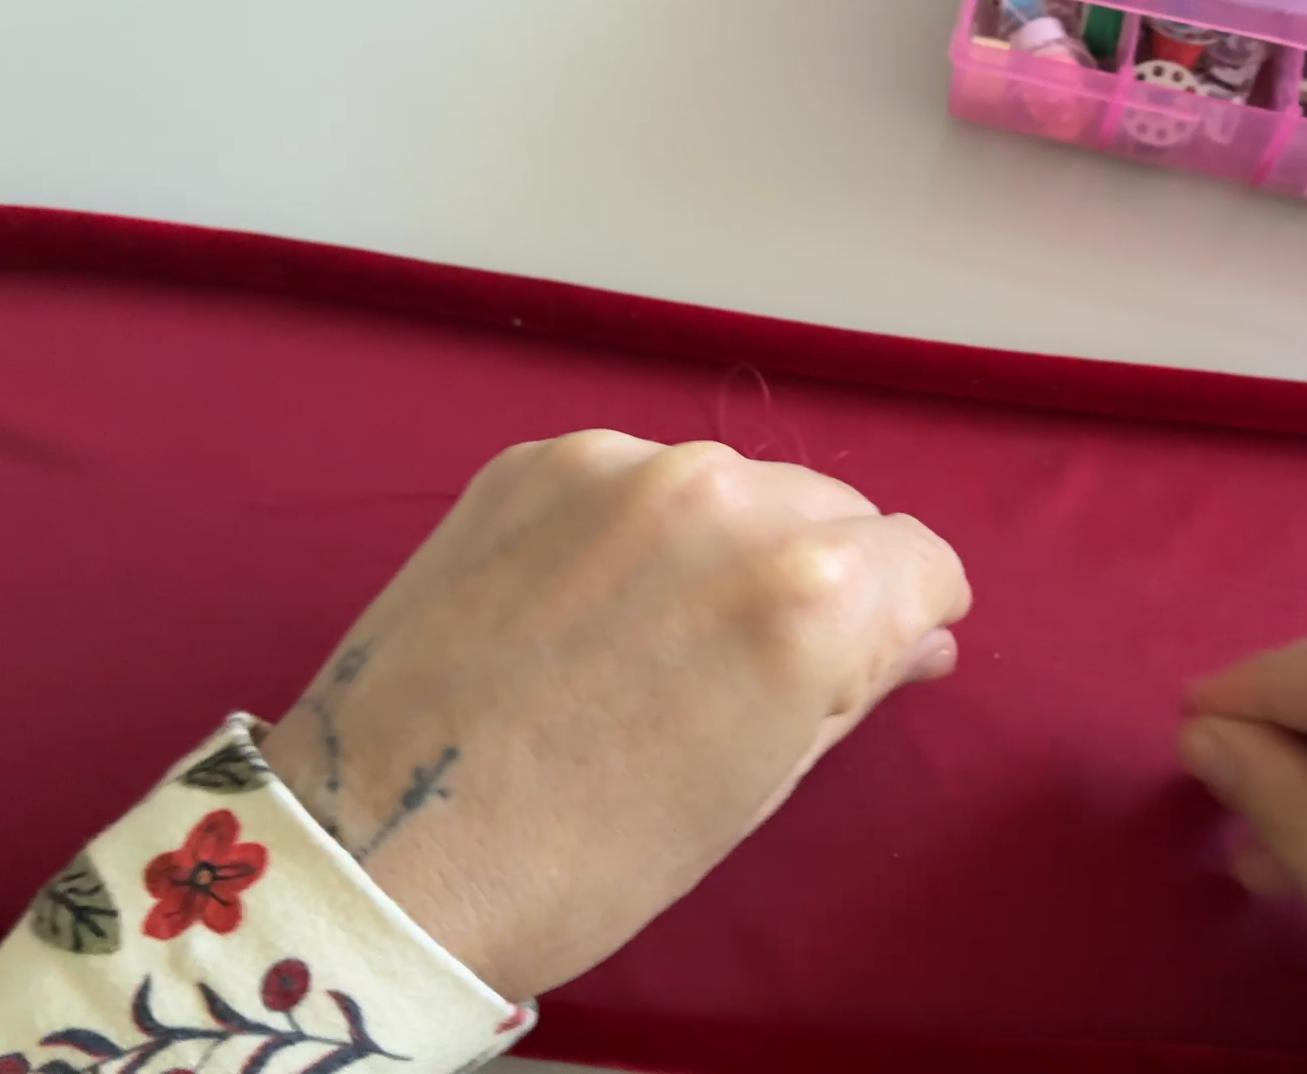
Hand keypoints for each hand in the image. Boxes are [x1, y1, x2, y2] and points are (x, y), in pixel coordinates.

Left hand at [258, 432, 970, 998]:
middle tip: (760, 650)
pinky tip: (595, 591)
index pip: (924, 558)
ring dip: (741, 541)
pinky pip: (649, 476)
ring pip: (748, 484)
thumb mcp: (768, 776)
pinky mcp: (541, 457)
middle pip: (840, 508)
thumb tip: (925, 633)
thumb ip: (864, 678)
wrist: (381, 850)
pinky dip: (652, 525)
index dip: (916, 607)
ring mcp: (625, 465)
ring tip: (666, 621)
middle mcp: (728, 499)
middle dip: (832, 571)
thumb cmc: (606, 850)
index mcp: (808, 595)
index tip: (886, 642)